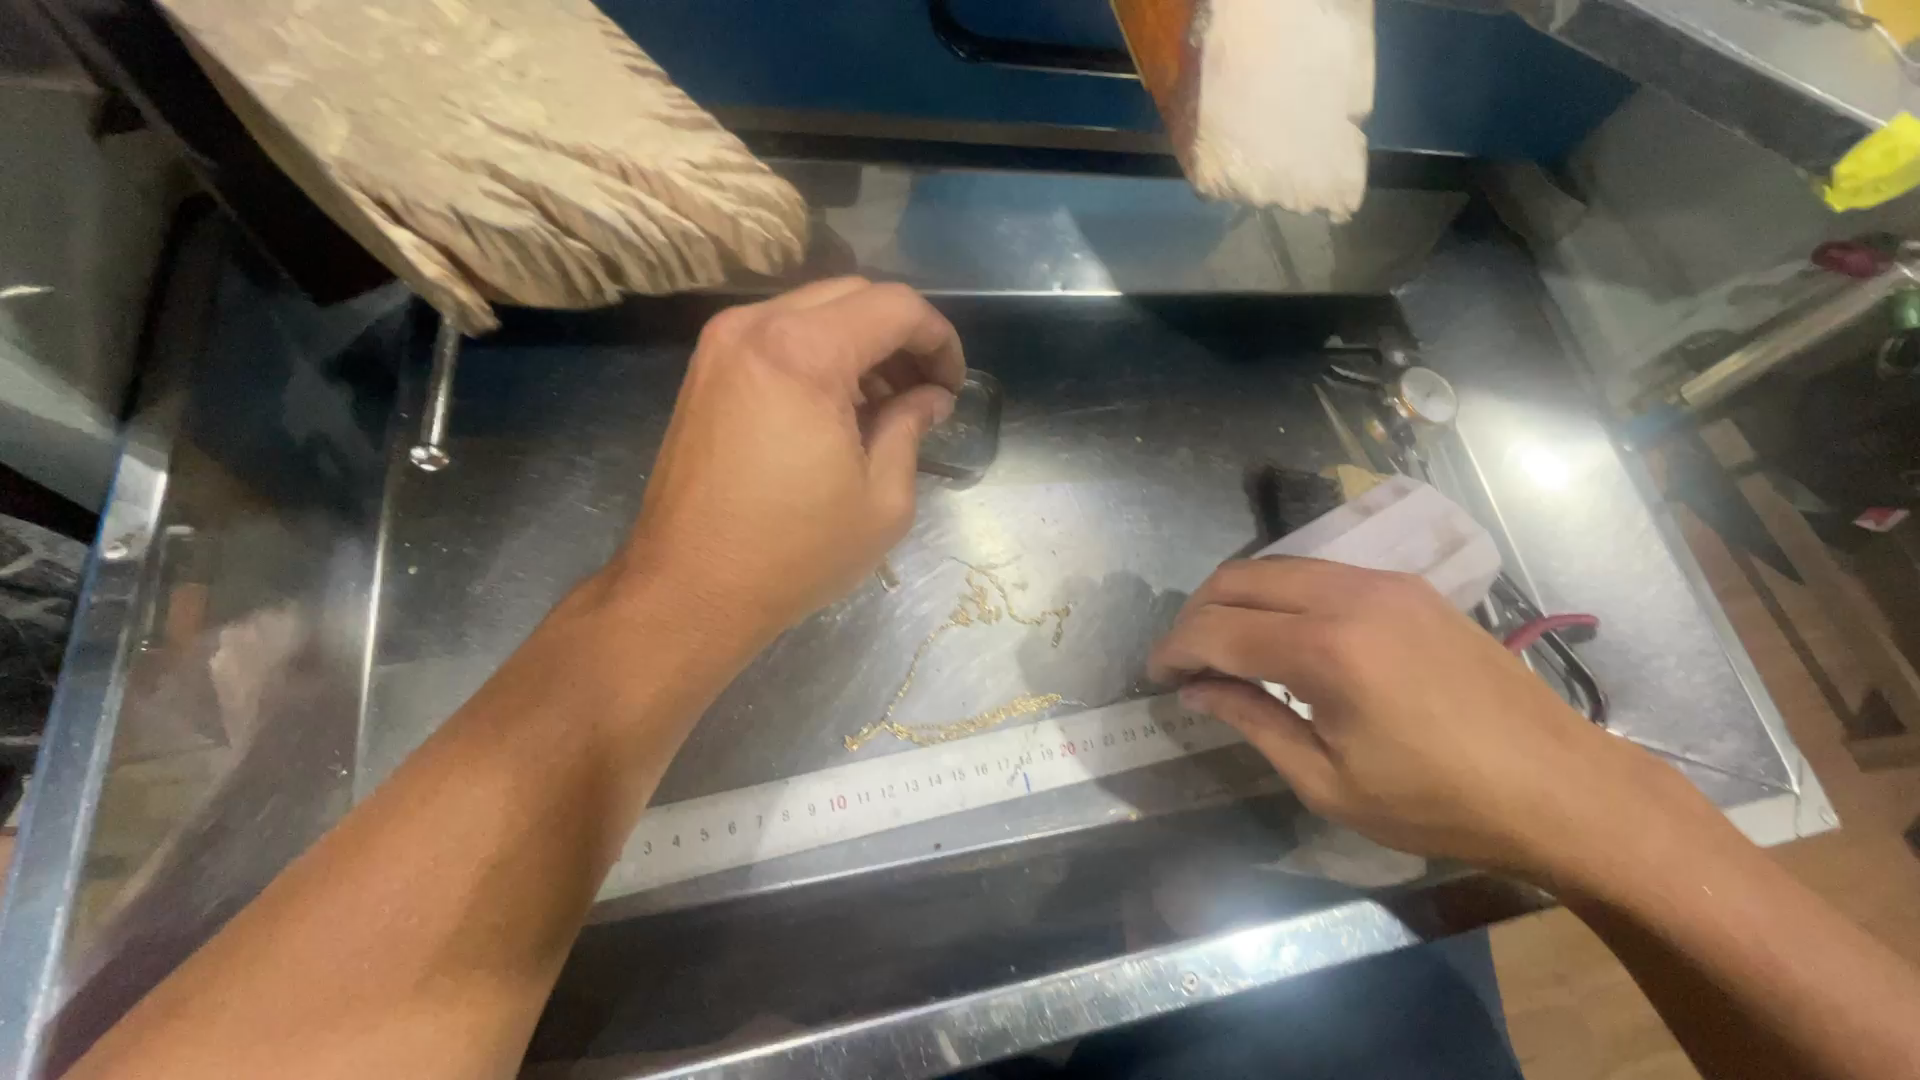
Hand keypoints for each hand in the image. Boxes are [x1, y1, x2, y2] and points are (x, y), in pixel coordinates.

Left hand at [610, 278, 963, 649]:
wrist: (690, 589)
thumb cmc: (794, 553)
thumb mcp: (882, 500)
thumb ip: (911, 428)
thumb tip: (930, 398)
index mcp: (804, 353)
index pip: (895, 307)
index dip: (939, 340)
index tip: (952, 386)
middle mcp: (756, 327)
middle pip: (854, 296)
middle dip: (901, 336)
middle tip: (925, 393)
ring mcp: (722, 345)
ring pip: (814, 312)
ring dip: (861, 344)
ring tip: (886, 405)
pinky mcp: (706, 369)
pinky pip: (779, 336)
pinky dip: (819, 355)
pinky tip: (837, 408)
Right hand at [1148, 557, 1690, 880]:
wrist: (1562, 787)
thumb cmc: (1438, 803)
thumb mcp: (1328, 782)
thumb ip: (1252, 722)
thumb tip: (1195, 690)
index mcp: (1326, 651)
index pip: (1217, 630)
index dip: (1174, 649)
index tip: (1155, 675)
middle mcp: (1349, 596)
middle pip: (1237, 578)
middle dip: (1194, 615)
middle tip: (1181, 660)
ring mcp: (1383, 583)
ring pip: (1276, 566)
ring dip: (1234, 599)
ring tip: (1221, 646)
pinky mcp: (1407, 586)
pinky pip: (1317, 573)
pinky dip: (1277, 594)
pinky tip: (1279, 634)